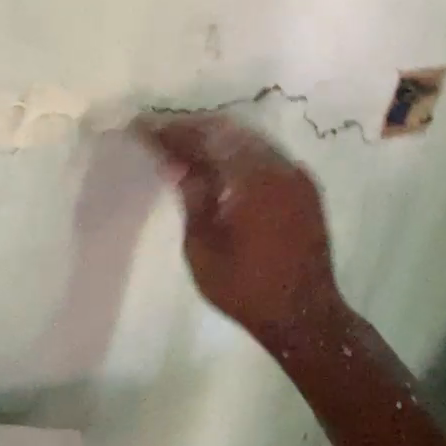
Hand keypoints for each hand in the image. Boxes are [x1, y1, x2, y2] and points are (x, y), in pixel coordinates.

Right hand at [132, 112, 344, 338]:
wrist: (304, 317)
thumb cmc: (245, 287)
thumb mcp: (202, 246)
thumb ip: (192, 197)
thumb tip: (176, 163)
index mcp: (254, 177)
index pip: (206, 137)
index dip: (171, 130)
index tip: (142, 128)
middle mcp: (280, 166)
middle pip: (230, 131)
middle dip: (192, 129)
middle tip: (159, 134)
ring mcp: (297, 176)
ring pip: (250, 141)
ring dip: (215, 139)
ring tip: (181, 147)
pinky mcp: (304, 190)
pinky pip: (265, 156)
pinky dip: (236, 154)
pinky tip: (215, 167)